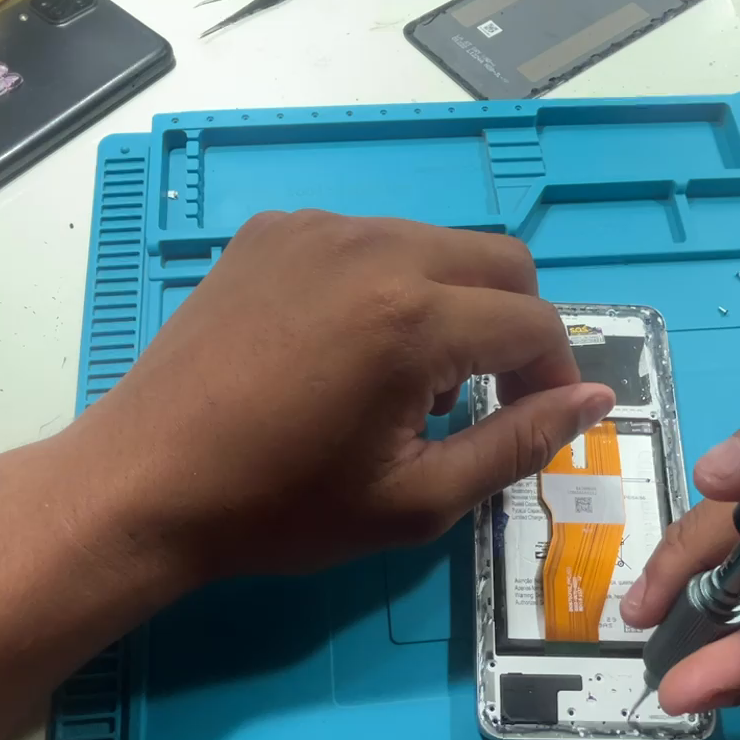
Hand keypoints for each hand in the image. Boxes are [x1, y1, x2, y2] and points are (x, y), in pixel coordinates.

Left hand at [65, 210, 614, 580]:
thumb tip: (594, 400)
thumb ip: (518, 445)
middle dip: (516, 330)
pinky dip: (391, 288)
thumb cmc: (282, 510)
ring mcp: (315, 229)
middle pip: (499, 262)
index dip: (554, 377)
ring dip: (453, 308)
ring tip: (408, 384)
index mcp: (412, 318)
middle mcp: (372, 247)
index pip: (533, 323)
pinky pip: (369, 243)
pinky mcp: (271, 232)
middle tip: (485, 401)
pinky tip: (349, 350)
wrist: (145, 485)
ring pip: (435, 246)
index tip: (538, 421)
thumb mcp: (416, 500)